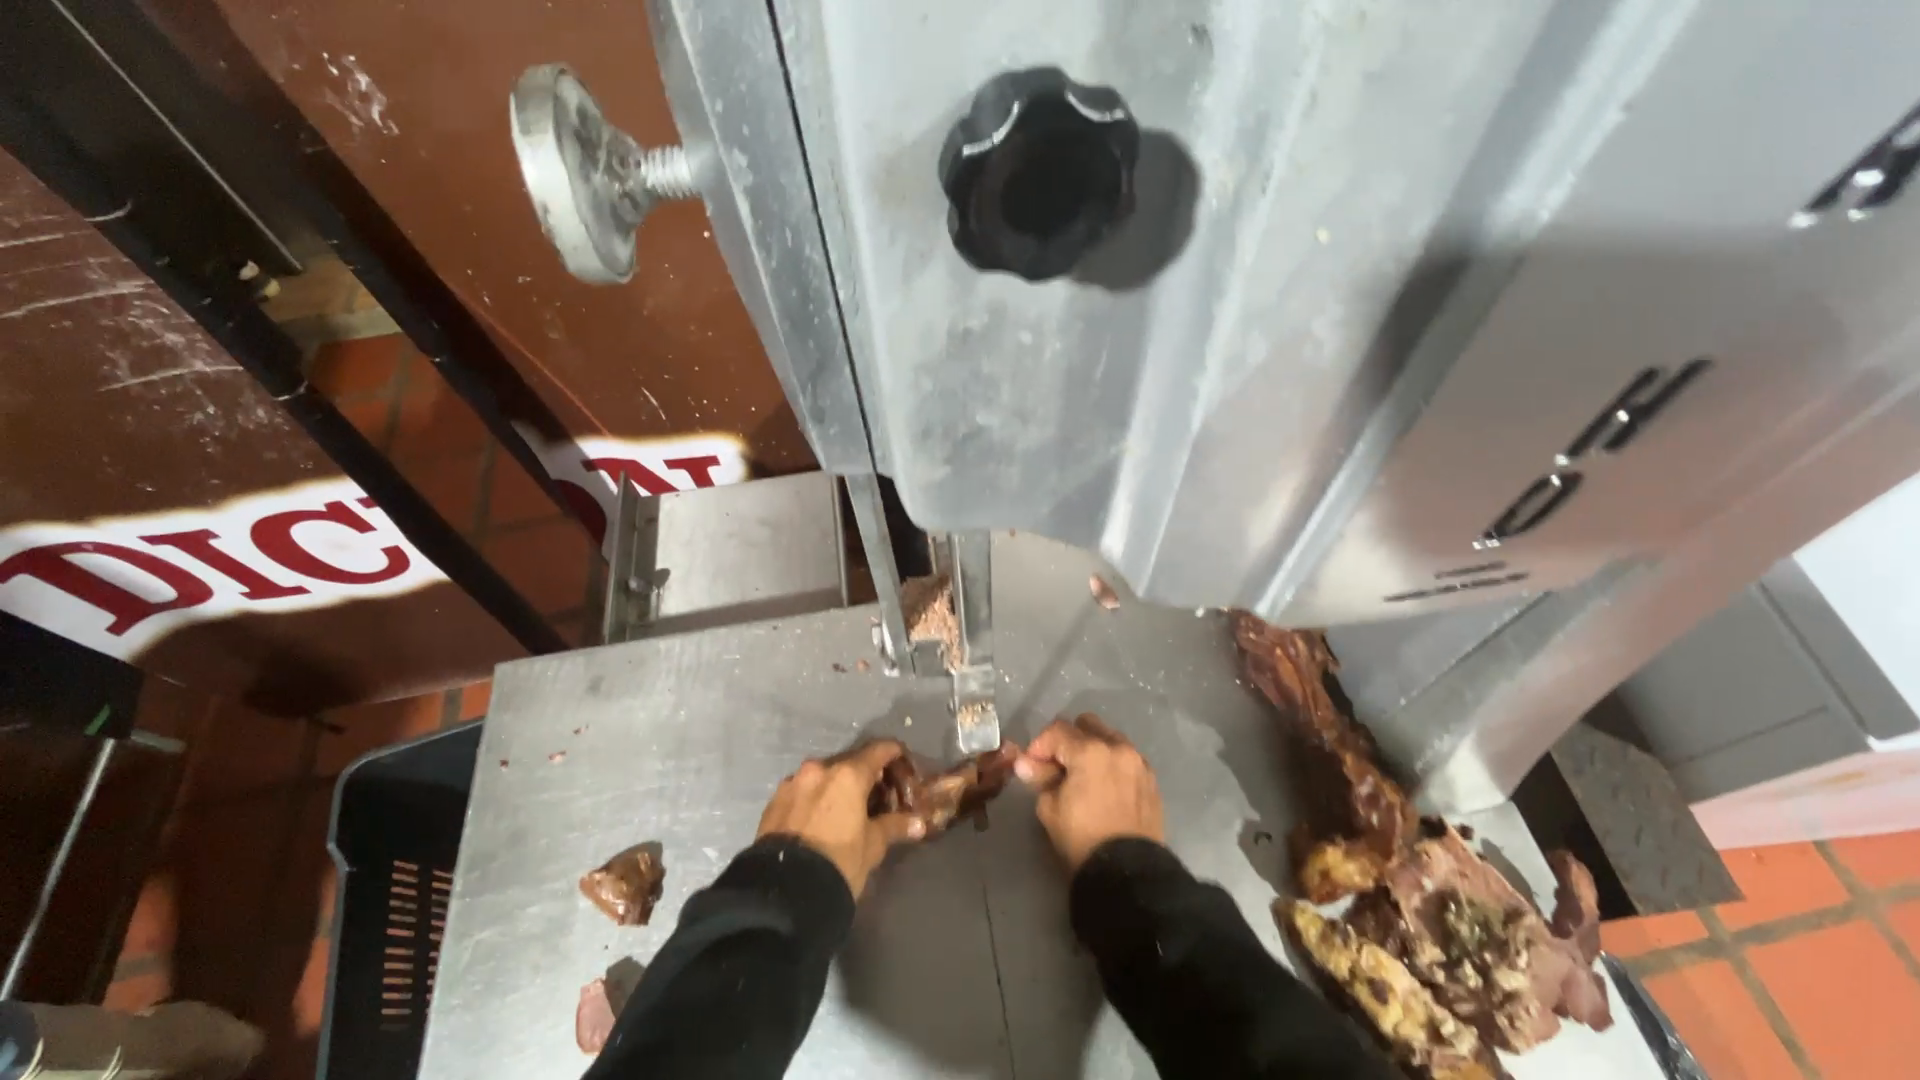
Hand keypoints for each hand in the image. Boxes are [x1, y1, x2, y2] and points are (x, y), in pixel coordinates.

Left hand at [757, 739, 926, 896]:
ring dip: (838, 789)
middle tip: (878, 798)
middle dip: (866, 777)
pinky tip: (821, 821)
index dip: (895, 756)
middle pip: (850, 763)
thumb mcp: (873, 846)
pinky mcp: (774, 801)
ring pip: (823, 777)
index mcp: (847, 774)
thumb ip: (895, 826)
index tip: (904, 767)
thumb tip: (918, 823)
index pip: (879, 750)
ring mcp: (792, 783)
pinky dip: (816, 800)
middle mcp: (818, 769)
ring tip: (847, 812)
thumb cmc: (839, 862)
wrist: (783, 892)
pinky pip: (803, 792)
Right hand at [1015, 713, 1164, 871]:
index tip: (1031, 766)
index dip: (1039, 745)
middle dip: (1068, 741)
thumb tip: (1026, 763)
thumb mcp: (1049, 808)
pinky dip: (1111, 764)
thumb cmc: (1082, 838)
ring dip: (1092, 749)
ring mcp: (1139, 762)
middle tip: (1057, 767)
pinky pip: (1126, 758)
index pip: (1057, 731)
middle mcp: (1118, 748)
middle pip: (1086, 725)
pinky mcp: (1151, 779)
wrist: (1127, 872)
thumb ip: (1040, 778)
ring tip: (1082, 777)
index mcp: (1090, 751)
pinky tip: (1103, 787)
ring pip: (1110, 738)